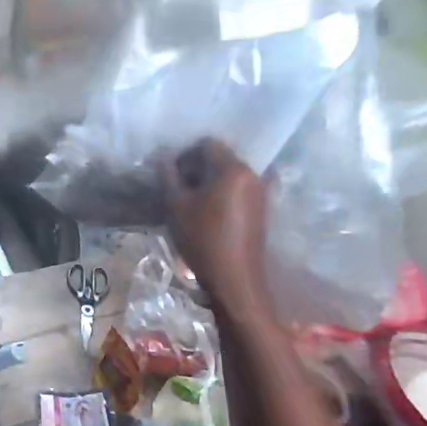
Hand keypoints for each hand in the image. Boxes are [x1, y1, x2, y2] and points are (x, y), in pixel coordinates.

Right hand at [163, 139, 269, 314]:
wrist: (235, 281)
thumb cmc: (203, 240)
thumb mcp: (177, 206)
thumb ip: (168, 177)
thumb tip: (163, 158)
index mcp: (234, 168)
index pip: (207, 144)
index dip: (185, 155)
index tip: (172, 177)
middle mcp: (253, 173)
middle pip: (221, 157)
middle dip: (197, 169)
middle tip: (179, 190)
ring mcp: (262, 192)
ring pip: (231, 174)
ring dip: (210, 182)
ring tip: (192, 204)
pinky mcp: (263, 209)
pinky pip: (240, 190)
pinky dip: (223, 194)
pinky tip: (209, 214)